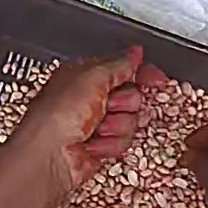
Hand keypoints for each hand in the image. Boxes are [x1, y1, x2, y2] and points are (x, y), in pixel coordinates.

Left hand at [8, 45, 167, 199]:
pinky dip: (111, 143)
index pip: (122, 69)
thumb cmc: (59, 114)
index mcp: (85, 76)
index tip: (156, 78)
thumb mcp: (93, 77)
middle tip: (109, 106)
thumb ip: (119, 64)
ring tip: (97, 128)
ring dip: (117, 125)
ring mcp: (97, 124)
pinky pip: (124, 141)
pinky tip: (93, 144)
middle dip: (125, 103)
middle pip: (132, 96)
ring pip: (131, 121)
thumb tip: (135, 53)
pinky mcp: (102, 146)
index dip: (141, 73)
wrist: (50, 155)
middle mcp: (91, 99)